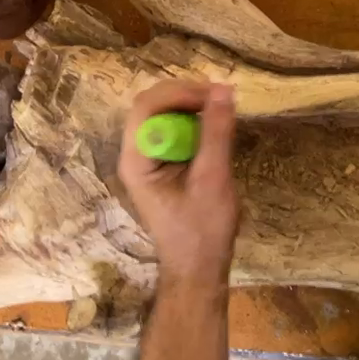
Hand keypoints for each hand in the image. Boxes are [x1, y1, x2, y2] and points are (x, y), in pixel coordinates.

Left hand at [116, 81, 238, 290]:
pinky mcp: (162, 163)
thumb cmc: (202, 231)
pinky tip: (214, 126)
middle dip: (185, 94)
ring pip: (162, 113)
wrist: (199, 271)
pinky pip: (172, 128)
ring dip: (190, 104)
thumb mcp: (213, 179)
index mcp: (136, 160)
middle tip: (220, 97)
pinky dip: (193, 120)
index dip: (178, 92)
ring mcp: (147, 159)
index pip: (146, 106)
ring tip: (220, 108)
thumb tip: (223, 89)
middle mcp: (135, 154)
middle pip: (151, 104)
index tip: (212, 95)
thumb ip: (216, 133)